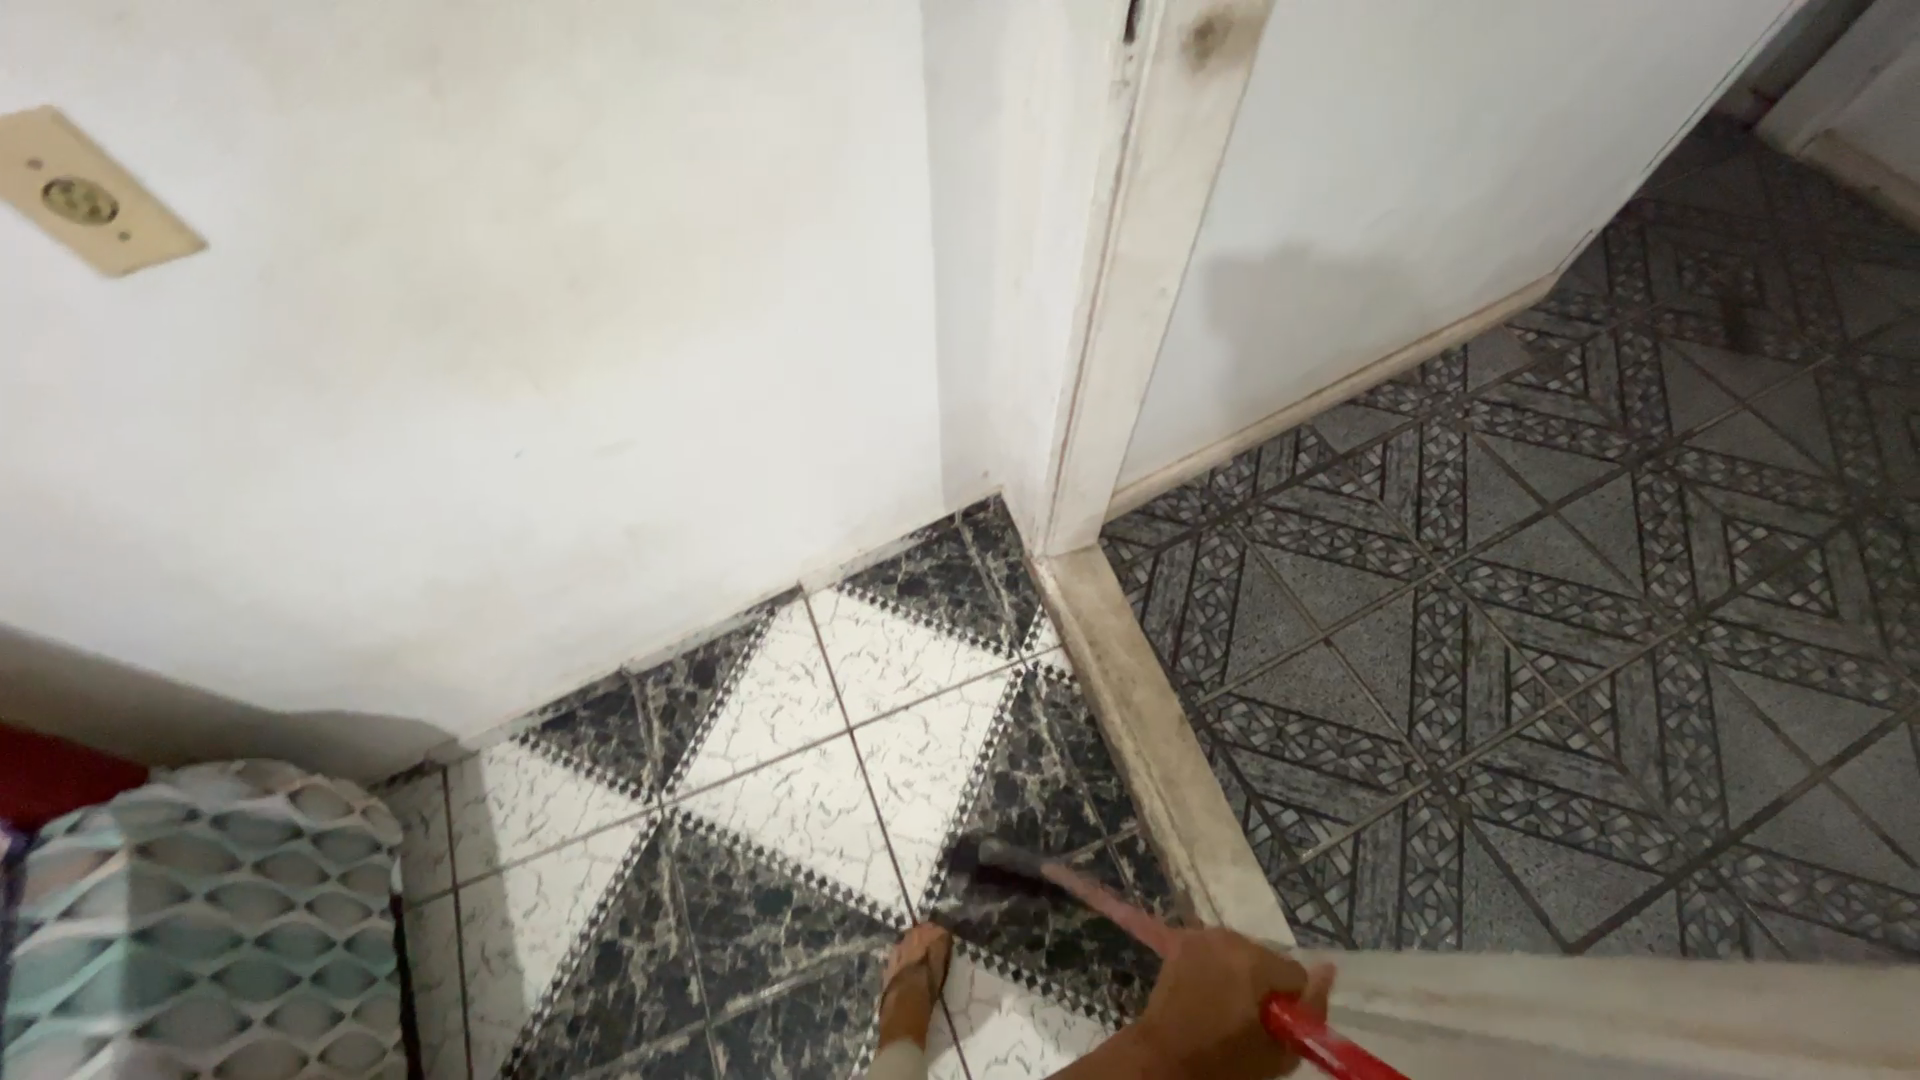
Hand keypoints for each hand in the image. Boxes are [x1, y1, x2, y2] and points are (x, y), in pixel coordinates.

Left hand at [1133, 928, 1335, 1079]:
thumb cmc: (1224, 1062)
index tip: (1276, 1024)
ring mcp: (1201, 935)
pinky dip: (1219, 965)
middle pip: (1267, 957)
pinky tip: (1210, 989)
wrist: (1164, 1057)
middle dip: (1266, 983)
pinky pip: (1215, 948)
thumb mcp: (1279, 1050)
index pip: (1296, 973)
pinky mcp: (1182, 941)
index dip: (1291, 1003)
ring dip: (1242, 972)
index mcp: (1254, 961)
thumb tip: (1329, 969)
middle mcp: (1228, 937)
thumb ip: (1311, 1010)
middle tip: (1250, 1017)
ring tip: (1227, 1005)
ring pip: (1241, 951)